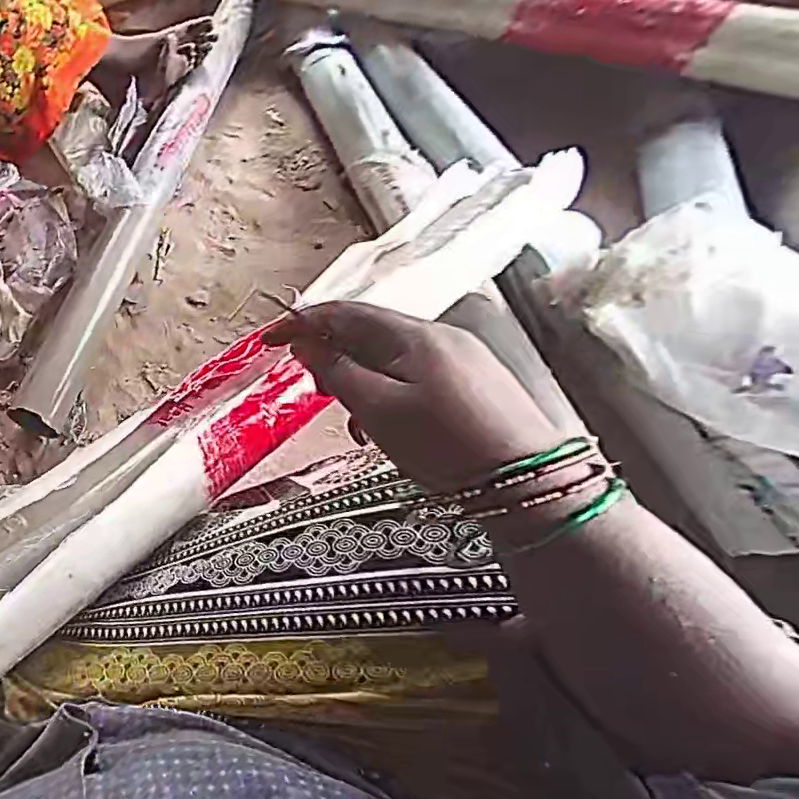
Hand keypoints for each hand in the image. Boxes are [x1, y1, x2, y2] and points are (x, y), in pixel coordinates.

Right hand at [262, 301, 565, 491]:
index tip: (269, 340)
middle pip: (365, 331)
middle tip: (312, 387)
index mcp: (414, 336)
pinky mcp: (469, 381)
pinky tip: (381, 419)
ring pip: (385, 354)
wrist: (529, 484)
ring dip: (354, 376)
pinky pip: (408, 371)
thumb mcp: (375, 408)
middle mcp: (439, 337)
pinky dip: (382, 387)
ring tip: (350, 413)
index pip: (343, 313)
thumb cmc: (447, 445)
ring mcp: (459, 358)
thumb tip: (304, 344)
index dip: (299, 323)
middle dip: (328, 354)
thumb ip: (333, 370)